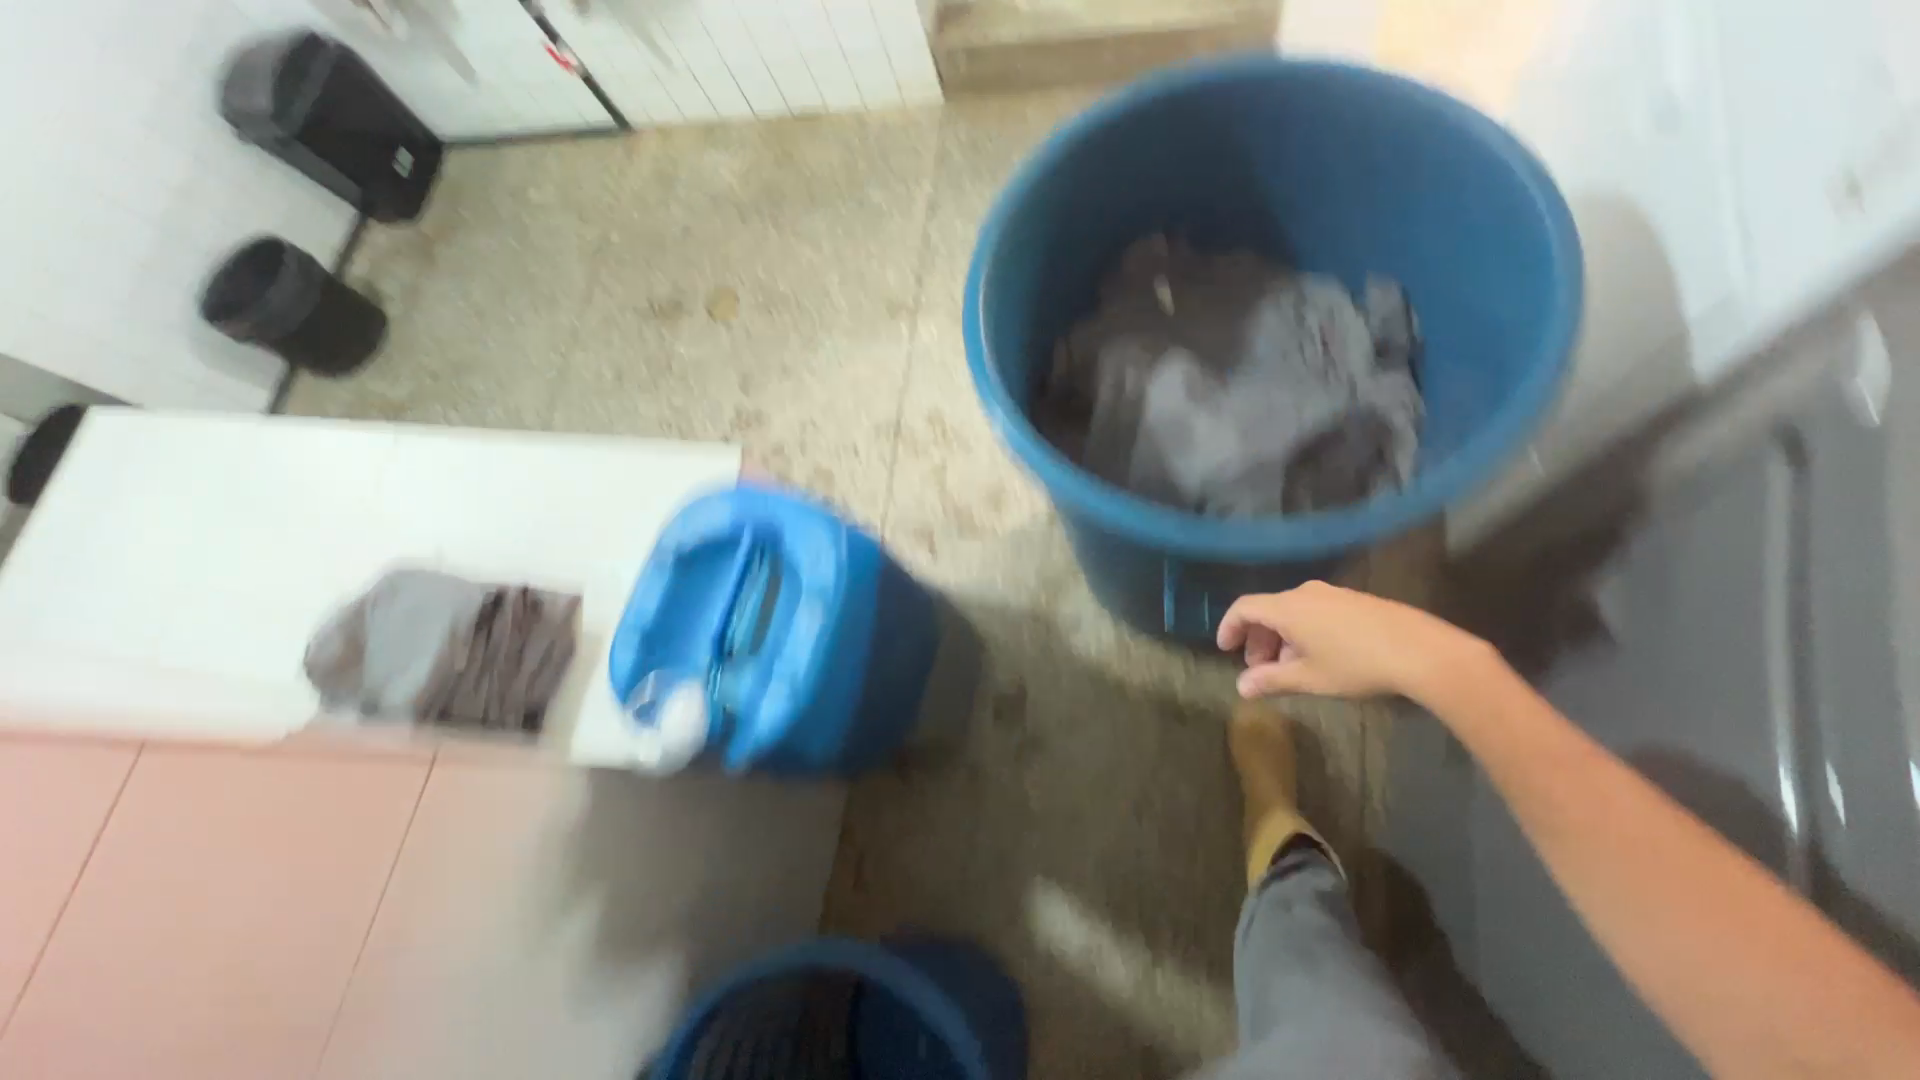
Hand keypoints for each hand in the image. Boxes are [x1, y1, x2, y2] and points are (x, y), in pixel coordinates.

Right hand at [1216, 581, 1494, 701]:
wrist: (1422, 652)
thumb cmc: (1356, 665)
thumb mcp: (1309, 678)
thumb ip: (1271, 681)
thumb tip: (1241, 687)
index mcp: (1288, 608)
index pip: (1244, 607)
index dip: (1229, 626)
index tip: (1225, 648)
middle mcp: (1307, 593)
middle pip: (1268, 609)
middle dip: (1258, 638)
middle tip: (1260, 668)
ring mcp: (1334, 593)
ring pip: (1293, 610)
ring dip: (1282, 636)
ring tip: (1291, 667)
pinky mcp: (1356, 600)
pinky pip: (1316, 610)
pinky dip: (1304, 630)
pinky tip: (1321, 656)